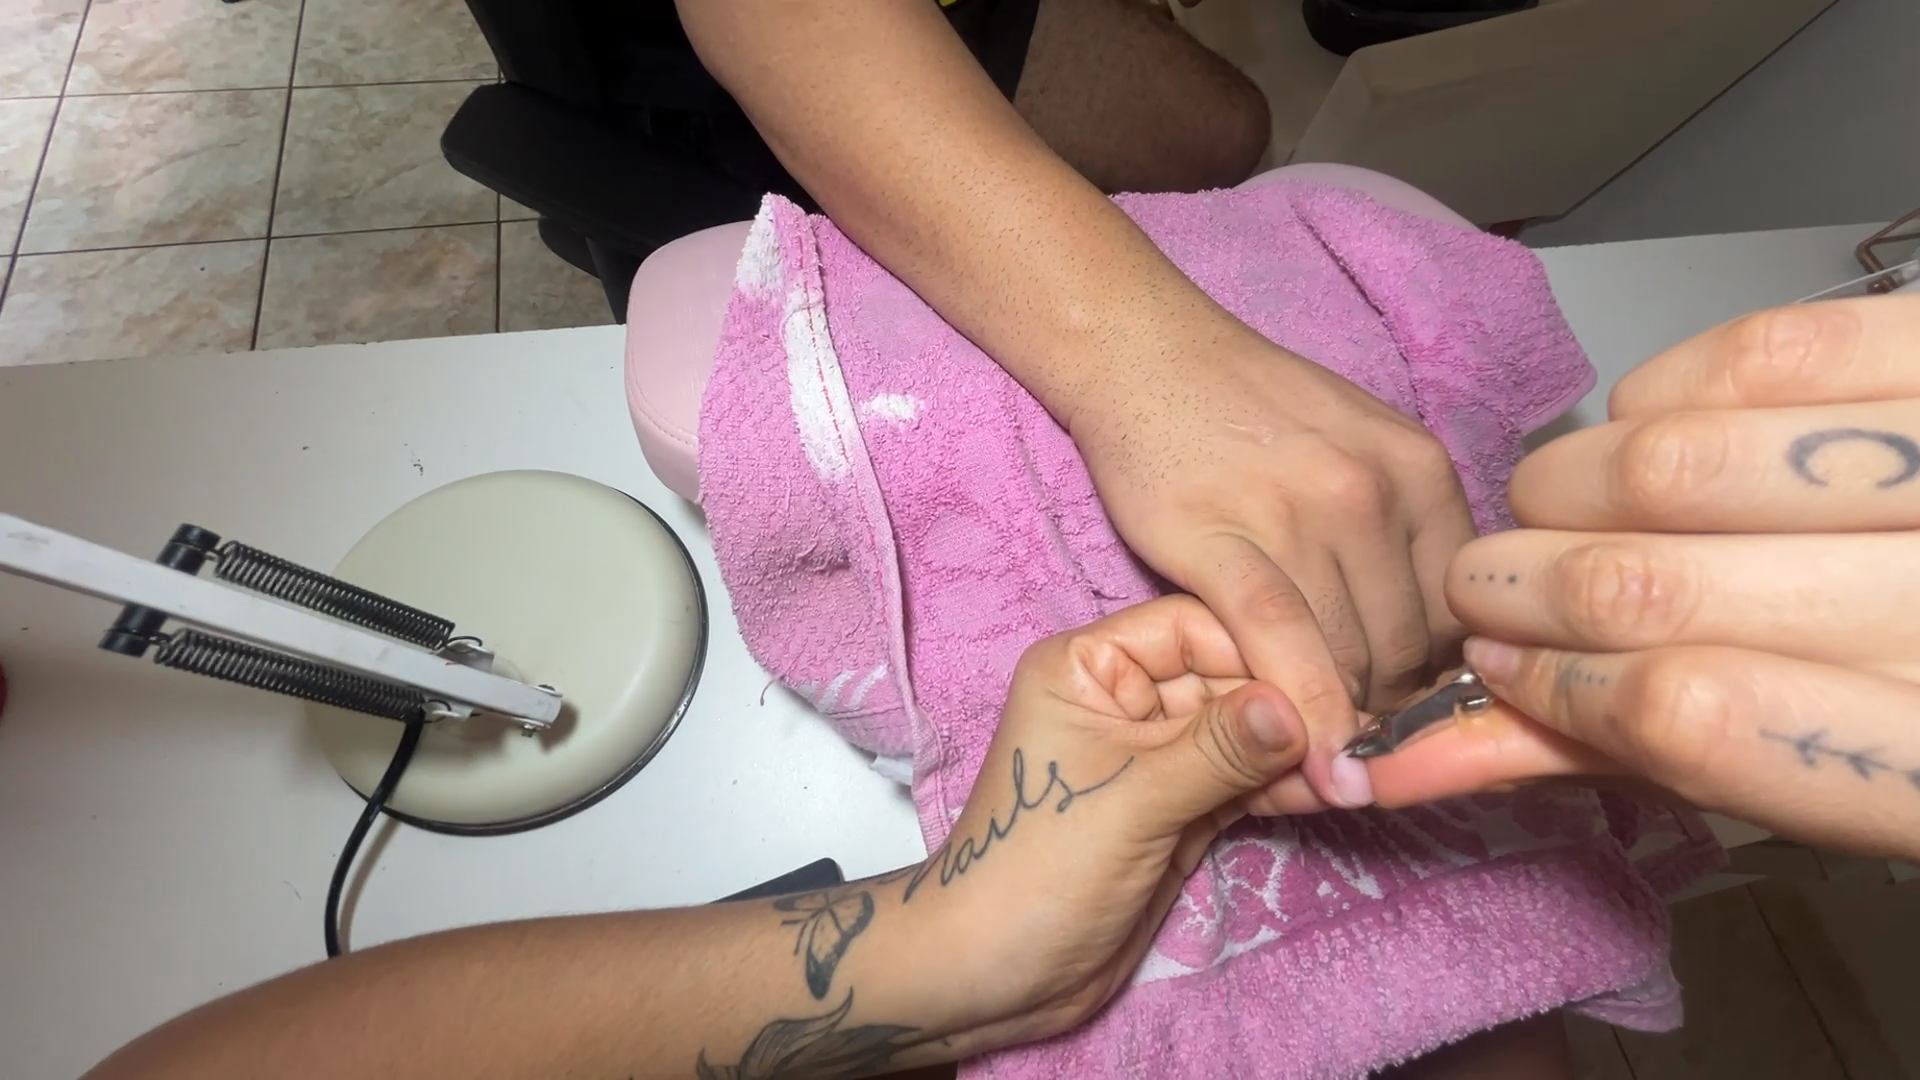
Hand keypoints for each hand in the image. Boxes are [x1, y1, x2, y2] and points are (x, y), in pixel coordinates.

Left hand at [913, 595, 1307, 1050]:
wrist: (1001, 970)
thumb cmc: (1040, 866)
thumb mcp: (1130, 800)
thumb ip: (1217, 750)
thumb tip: (1301, 707)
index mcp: (1087, 665)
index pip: (1191, 628)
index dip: (1261, 651)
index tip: (1329, 695)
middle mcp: (1122, 694)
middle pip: (1224, 675)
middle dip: (1288, 707)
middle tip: (1356, 744)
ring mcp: (1153, 748)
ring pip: (1241, 728)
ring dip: (1295, 750)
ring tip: (1352, 775)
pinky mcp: (1177, 798)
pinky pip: (1242, 776)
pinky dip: (1281, 784)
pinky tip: (1326, 793)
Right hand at [1073, 335, 1475, 811]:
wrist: (1148, 360)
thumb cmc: (1242, 401)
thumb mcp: (1352, 436)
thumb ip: (1395, 517)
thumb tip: (1410, 612)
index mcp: (1418, 470)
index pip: (1457, 609)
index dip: (1433, 674)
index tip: (1400, 705)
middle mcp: (1374, 494)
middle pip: (1406, 642)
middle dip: (1383, 702)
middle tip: (1351, 731)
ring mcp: (1299, 518)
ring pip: (1349, 652)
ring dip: (1339, 709)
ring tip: (1318, 738)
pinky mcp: (1222, 541)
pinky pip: (1280, 638)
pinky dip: (1302, 702)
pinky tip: (1309, 750)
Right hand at [1365, 296, 1919, 861]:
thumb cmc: (1868, 694)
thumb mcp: (1744, 763)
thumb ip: (1581, 751)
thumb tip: (1403, 763)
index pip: (1683, 717)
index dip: (1553, 686)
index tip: (1503, 662)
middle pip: (1640, 588)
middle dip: (1514, 585)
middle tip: (1495, 585)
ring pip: (1664, 466)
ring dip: (1558, 491)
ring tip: (1565, 513)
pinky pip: (1745, 357)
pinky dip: (1650, 399)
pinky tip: (1654, 436)